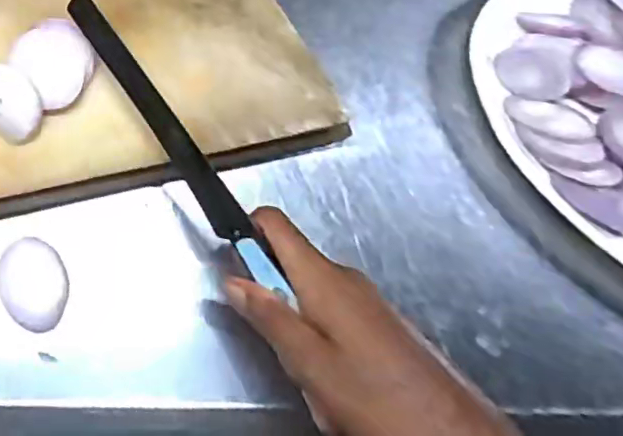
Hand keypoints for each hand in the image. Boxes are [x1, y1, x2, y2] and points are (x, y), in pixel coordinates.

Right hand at [224, 208, 519, 435]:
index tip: (233, 259)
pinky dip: (328, 346)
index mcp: (322, 276)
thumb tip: (234, 281)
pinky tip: (342, 389)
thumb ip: (267, 315)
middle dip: (274, 301)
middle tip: (280, 347)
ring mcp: (371, 303)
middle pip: (289, 267)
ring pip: (312, 300)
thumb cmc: (382, 400)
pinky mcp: (389, 329)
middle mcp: (347, 279)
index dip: (245, 229)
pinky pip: (339, 321)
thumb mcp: (308, 362)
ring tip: (316, 379)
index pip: (273, 223)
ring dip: (302, 331)